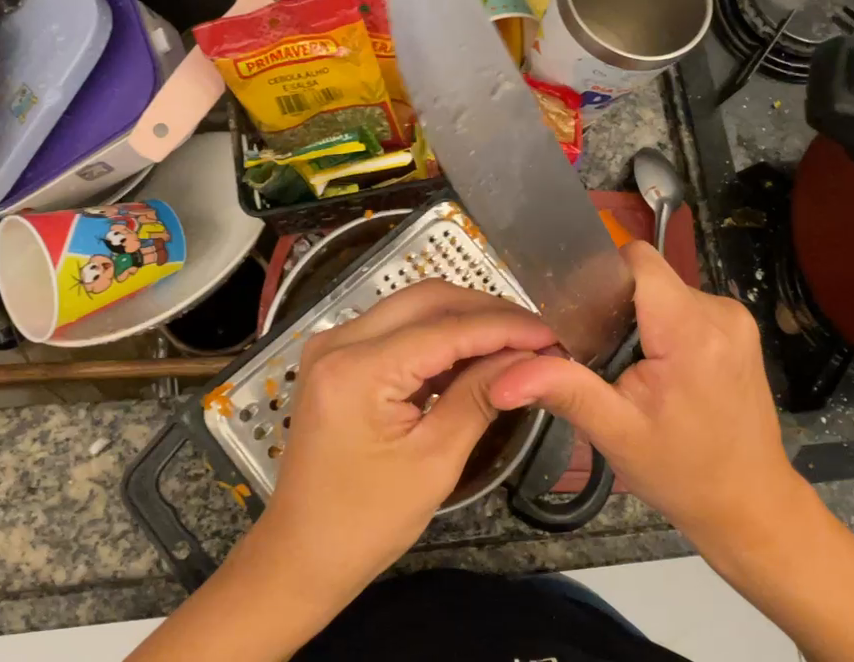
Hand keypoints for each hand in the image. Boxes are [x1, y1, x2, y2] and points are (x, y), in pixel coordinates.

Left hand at [254, 282, 558, 597]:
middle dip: (486, 312)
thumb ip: (480, 397)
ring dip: (463, 320)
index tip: (551, 336)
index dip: (504, 328)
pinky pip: (396, 329)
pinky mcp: (337, 357)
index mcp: (357, 370)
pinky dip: (437, 337)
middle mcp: (338, 340)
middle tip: (536, 336)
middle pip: (427, 300)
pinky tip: (472, 356)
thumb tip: (529, 358)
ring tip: (513, 344)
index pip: (446, 329)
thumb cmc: (366, 521)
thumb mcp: (434, 461)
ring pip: (412, 307)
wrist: (302, 553)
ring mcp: (333, 344)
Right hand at [489, 243, 801, 546]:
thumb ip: (563, 390)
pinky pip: (685, 307)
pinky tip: (655, 370)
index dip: (601, 275)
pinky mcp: (739, 331)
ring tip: (625, 367)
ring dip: (639, 318)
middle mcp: (720, 312)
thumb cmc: (682, 473)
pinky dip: (662, 327)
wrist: (751, 506)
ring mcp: (735, 320)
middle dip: (616, 307)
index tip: (578, 312)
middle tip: (595, 354)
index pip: (638, 260)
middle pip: (648, 278)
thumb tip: (501, 380)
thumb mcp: (615, 432)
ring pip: (664, 291)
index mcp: (691, 330)